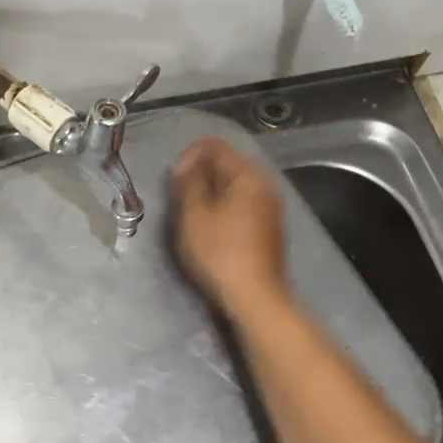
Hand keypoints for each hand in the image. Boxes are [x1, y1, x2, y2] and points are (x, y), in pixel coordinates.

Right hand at [172, 136, 287, 314]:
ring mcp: (270, 207)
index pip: (215, 146)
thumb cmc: (220, 253)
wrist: (255, 296)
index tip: (173, 179)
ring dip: (211, 191)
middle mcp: (264, 184)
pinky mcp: (268, 227)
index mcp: (248, 175)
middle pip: (228, 164)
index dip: (190, 155)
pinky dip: (223, 206)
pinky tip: (210, 227)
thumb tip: (186, 163)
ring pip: (234, 185)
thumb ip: (189, 183)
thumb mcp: (195, 216)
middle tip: (179, 197)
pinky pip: (242, 204)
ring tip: (191, 212)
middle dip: (200, 173)